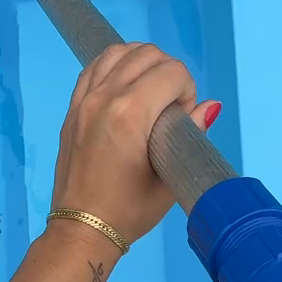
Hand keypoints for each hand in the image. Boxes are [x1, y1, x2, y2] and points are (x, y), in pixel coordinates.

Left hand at [49, 42, 220, 253]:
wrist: (82, 229)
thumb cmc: (129, 211)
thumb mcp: (167, 179)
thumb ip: (189, 134)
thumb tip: (209, 107)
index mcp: (130, 114)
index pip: (172, 72)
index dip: (186, 91)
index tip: (181, 119)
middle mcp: (104, 98)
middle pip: (146, 54)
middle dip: (168, 73)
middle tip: (169, 108)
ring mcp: (83, 101)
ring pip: (117, 53)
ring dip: (140, 64)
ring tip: (148, 94)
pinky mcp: (71, 110)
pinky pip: (93, 69)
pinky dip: (113, 68)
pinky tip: (123, 90)